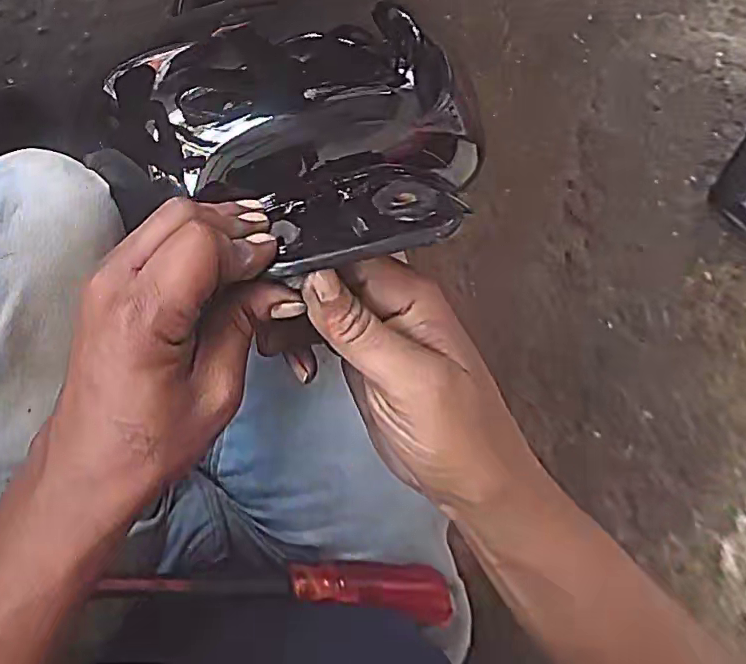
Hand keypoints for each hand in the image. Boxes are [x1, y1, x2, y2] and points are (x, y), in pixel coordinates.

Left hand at [40, 198, 292, 518]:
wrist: (87, 462)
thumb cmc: (140, 444)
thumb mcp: (215, 391)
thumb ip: (244, 324)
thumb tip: (273, 287)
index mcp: (140, 314)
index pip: (201, 240)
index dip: (244, 244)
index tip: (270, 260)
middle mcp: (113, 285)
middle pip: (183, 214)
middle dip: (232, 223)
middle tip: (265, 248)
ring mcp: (103, 277)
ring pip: (167, 215)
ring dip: (212, 224)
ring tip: (245, 250)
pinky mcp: (105, 280)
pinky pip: (153, 233)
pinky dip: (189, 235)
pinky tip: (214, 258)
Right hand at [302, 259, 540, 515]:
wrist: (474, 488)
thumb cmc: (462, 436)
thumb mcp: (409, 379)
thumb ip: (358, 327)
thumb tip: (316, 277)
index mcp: (410, 292)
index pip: (346, 255)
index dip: (309, 265)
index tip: (278, 287)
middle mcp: (391, 301)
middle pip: (328, 274)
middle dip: (293, 292)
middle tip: (271, 320)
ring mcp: (374, 327)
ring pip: (318, 301)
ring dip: (291, 318)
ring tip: (280, 347)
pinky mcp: (361, 352)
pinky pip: (321, 330)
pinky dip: (300, 341)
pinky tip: (299, 362)